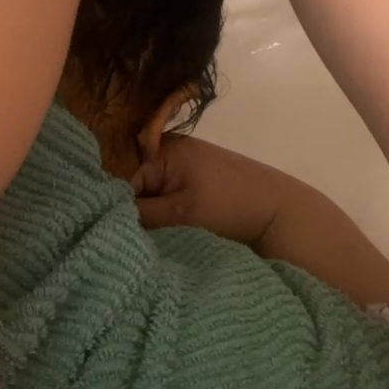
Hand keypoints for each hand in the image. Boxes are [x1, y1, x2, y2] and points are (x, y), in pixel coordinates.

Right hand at [128, 135, 302, 246]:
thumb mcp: (181, 214)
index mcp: (164, 149)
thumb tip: (107, 218)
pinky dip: (169, 212)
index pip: (126, 181)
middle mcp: (171, 149)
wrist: (281, 213)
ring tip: (156, 236)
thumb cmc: (229, 208)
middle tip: (136, 238)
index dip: (121, 208)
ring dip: (154, 214)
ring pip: (154, 192)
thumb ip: (142, 214)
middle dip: (138, 211)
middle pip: (139, 185)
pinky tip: (172, 229)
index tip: (119, 234)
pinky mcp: (198, 179)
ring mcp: (186, 163)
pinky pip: (170, 194)